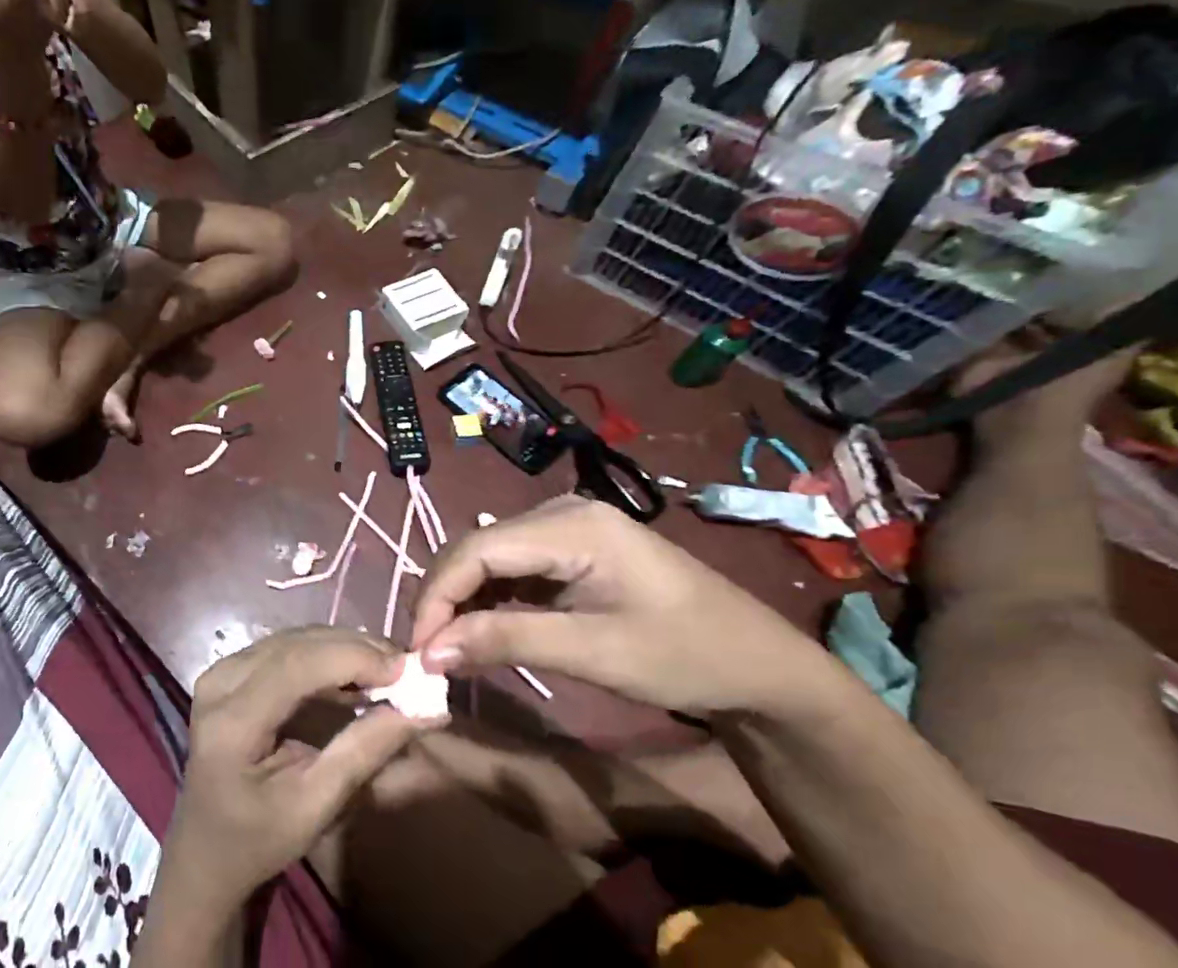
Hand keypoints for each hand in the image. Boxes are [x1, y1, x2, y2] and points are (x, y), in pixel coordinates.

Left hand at [161, 628, 439, 907]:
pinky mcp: (232, 670)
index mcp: (230, 722)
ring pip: (296, 639)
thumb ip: (366, 750)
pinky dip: (327, 654)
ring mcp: (222, 671)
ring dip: (346, 649)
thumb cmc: (258, 840)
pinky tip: (356, 674)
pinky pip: (288, 647)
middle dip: (357, 650)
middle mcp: (220, 682)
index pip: (297, 666)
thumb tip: (426, 709)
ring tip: (388, 671)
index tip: (406, 669)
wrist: (206, 853)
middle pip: (298, 645)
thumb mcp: (316, 806)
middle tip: (407, 668)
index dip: (354, 658)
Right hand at [411, 496, 833, 716]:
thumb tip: (429, 651)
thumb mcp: (593, 651)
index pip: (477, 549)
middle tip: (428, 655)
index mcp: (573, 525)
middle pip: (479, 547)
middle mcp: (563, 512)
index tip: (418, 652)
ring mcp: (570, 529)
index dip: (437, 597)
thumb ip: (506, 641)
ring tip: (447, 648)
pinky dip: (490, 599)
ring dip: (464, 600)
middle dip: (445, 598)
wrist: (758, 665)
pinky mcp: (575, 551)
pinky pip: (515, 568)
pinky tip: (481, 629)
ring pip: (491, 556)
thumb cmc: (685, 654)